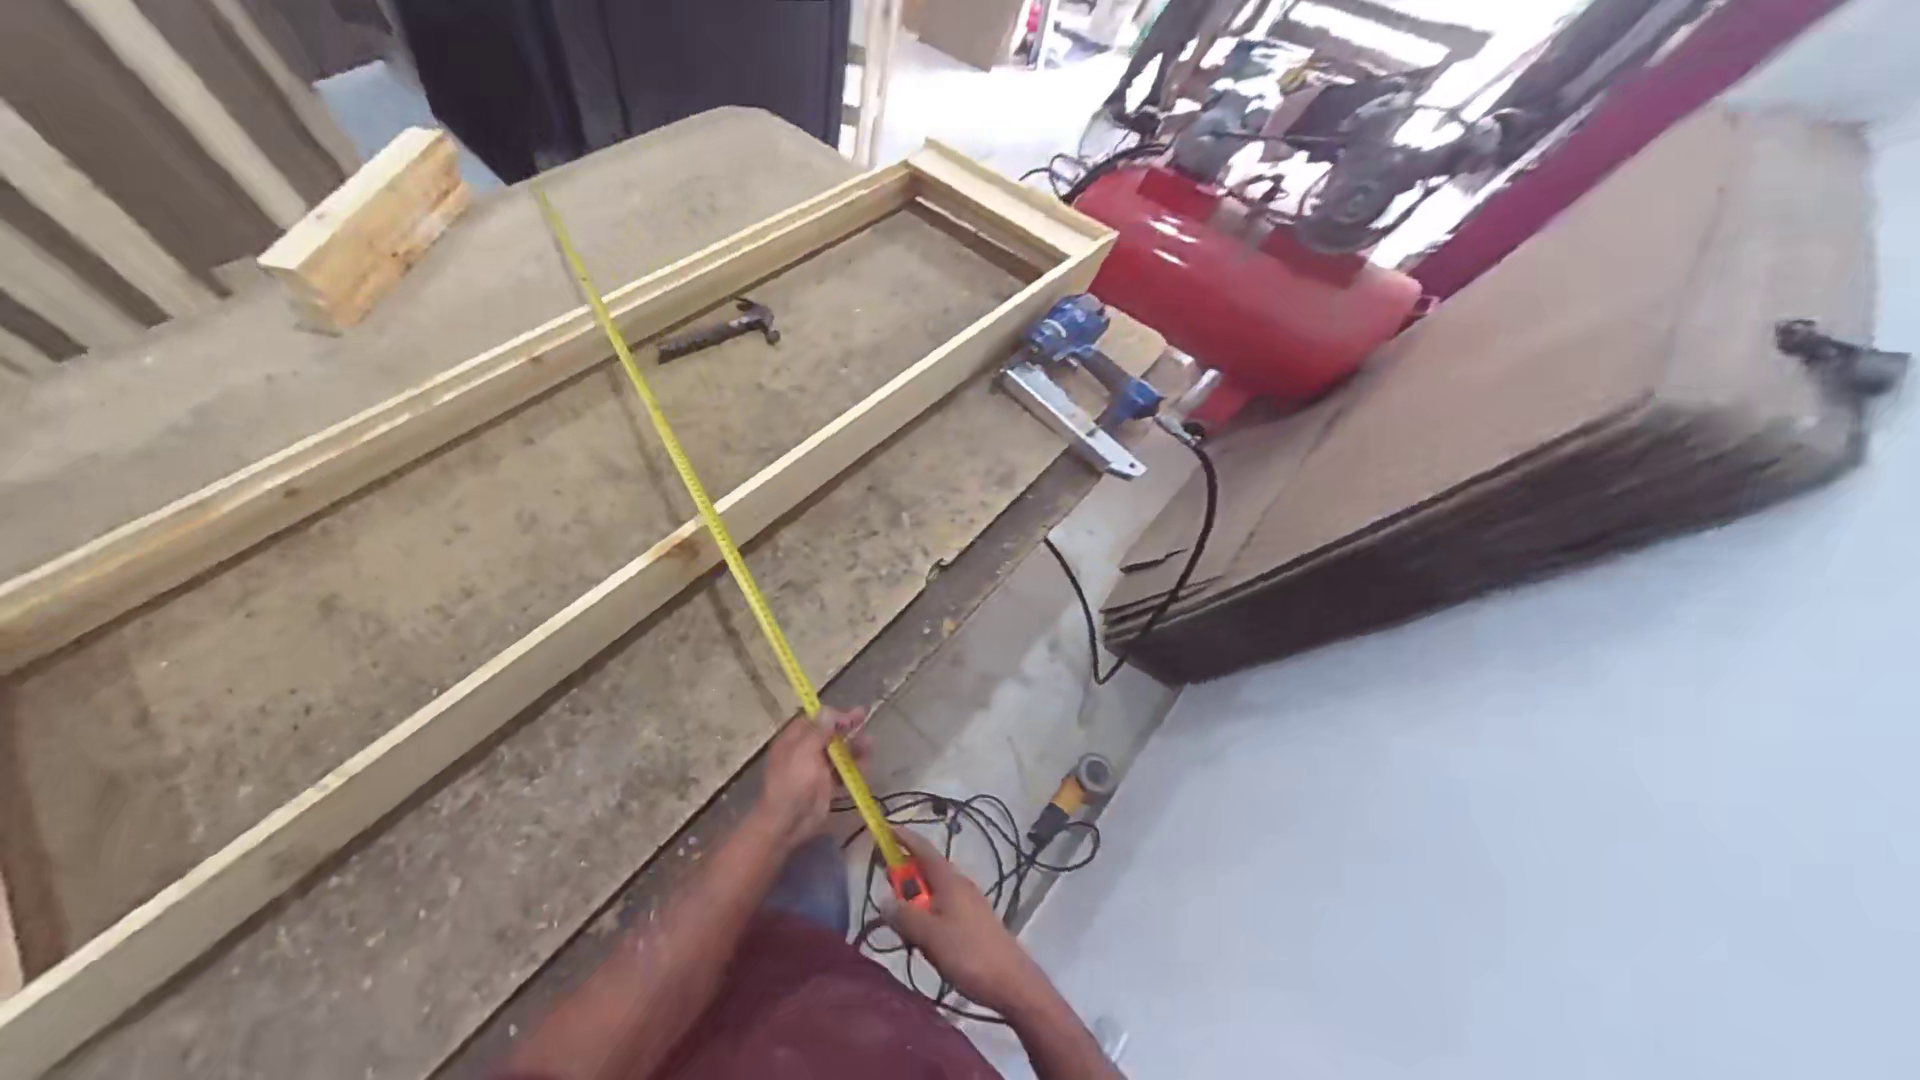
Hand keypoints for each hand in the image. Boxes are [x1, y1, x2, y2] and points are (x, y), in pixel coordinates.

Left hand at [754, 705, 866, 850]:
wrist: (787, 824)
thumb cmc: (792, 784)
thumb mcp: (804, 752)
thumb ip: (818, 731)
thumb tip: (828, 710)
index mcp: (795, 740)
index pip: (815, 719)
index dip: (833, 715)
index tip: (851, 715)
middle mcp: (806, 751)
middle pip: (830, 734)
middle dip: (847, 727)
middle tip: (864, 719)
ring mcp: (817, 769)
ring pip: (839, 752)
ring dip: (855, 746)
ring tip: (870, 743)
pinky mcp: (827, 785)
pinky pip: (844, 771)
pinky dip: (856, 766)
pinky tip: (866, 763)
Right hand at [885, 828, 1050, 1015]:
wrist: (1012, 982)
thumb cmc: (969, 953)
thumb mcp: (930, 935)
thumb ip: (905, 916)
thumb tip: (883, 900)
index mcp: (949, 879)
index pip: (923, 849)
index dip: (904, 838)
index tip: (886, 829)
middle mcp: (959, 884)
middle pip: (927, 871)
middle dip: (905, 880)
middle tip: (887, 897)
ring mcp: (968, 903)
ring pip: (934, 894)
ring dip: (916, 905)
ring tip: (906, 931)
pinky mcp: (973, 922)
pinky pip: (943, 910)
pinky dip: (928, 919)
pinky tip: (925, 944)